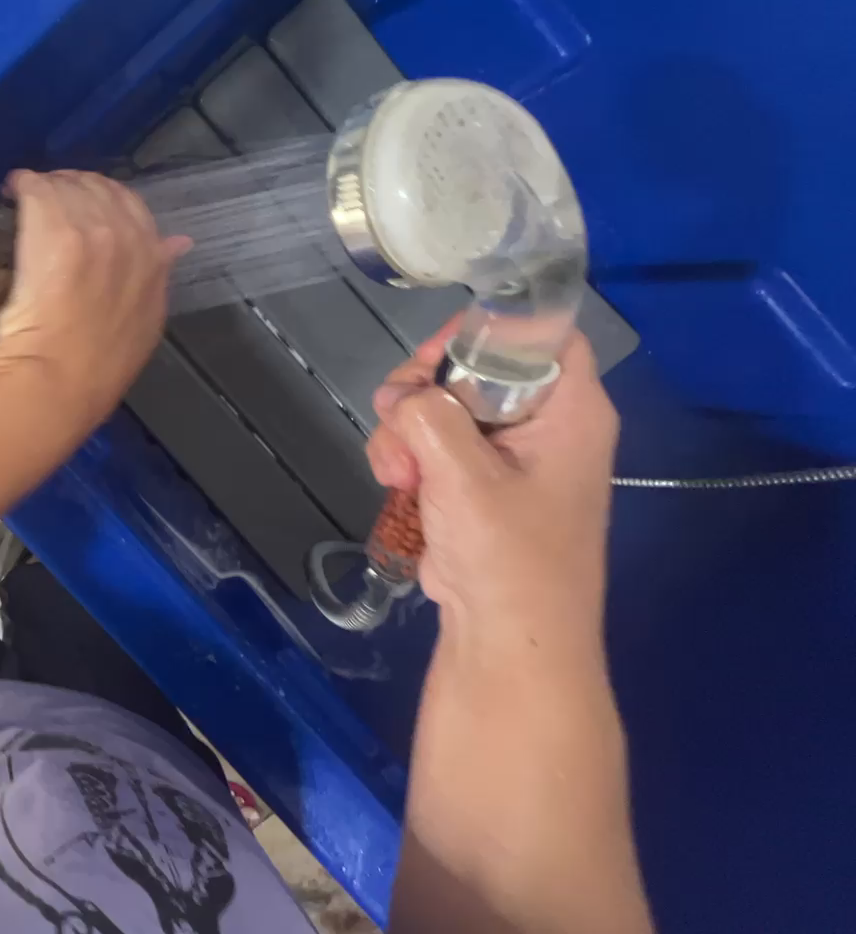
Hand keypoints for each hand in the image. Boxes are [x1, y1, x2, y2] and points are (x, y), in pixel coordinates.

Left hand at [0, 170, 190, 431]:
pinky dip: (23, 185)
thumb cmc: (94, 369)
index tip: (81, 208)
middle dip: (74, 188)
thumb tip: (178, 243)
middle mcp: (128, 238)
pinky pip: (38, 188)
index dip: (105, 200)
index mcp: (153, 262)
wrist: (58, 379)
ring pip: (68, 186)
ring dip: (47, 187)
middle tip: (48, 199)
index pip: (134, 207)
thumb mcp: (143, 323)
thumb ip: (157, 276)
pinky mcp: (55, 228)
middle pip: (100, 189)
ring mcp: (93, 231)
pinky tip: (13, 189)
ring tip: (29, 197)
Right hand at [364, 321, 618, 639]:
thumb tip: (400, 397)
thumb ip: (430, 419)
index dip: (486, 333)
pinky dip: (402, 454)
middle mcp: (540, 423)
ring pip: (437, 405)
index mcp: (569, 413)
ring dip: (401, 431)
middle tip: (397, 420)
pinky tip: (396, 482)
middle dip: (419, 393)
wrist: (505, 630)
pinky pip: (427, 439)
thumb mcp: (466, 478)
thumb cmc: (508, 555)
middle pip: (472, 368)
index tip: (431, 360)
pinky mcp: (471, 477)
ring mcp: (503, 452)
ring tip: (397, 473)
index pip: (540, 337)